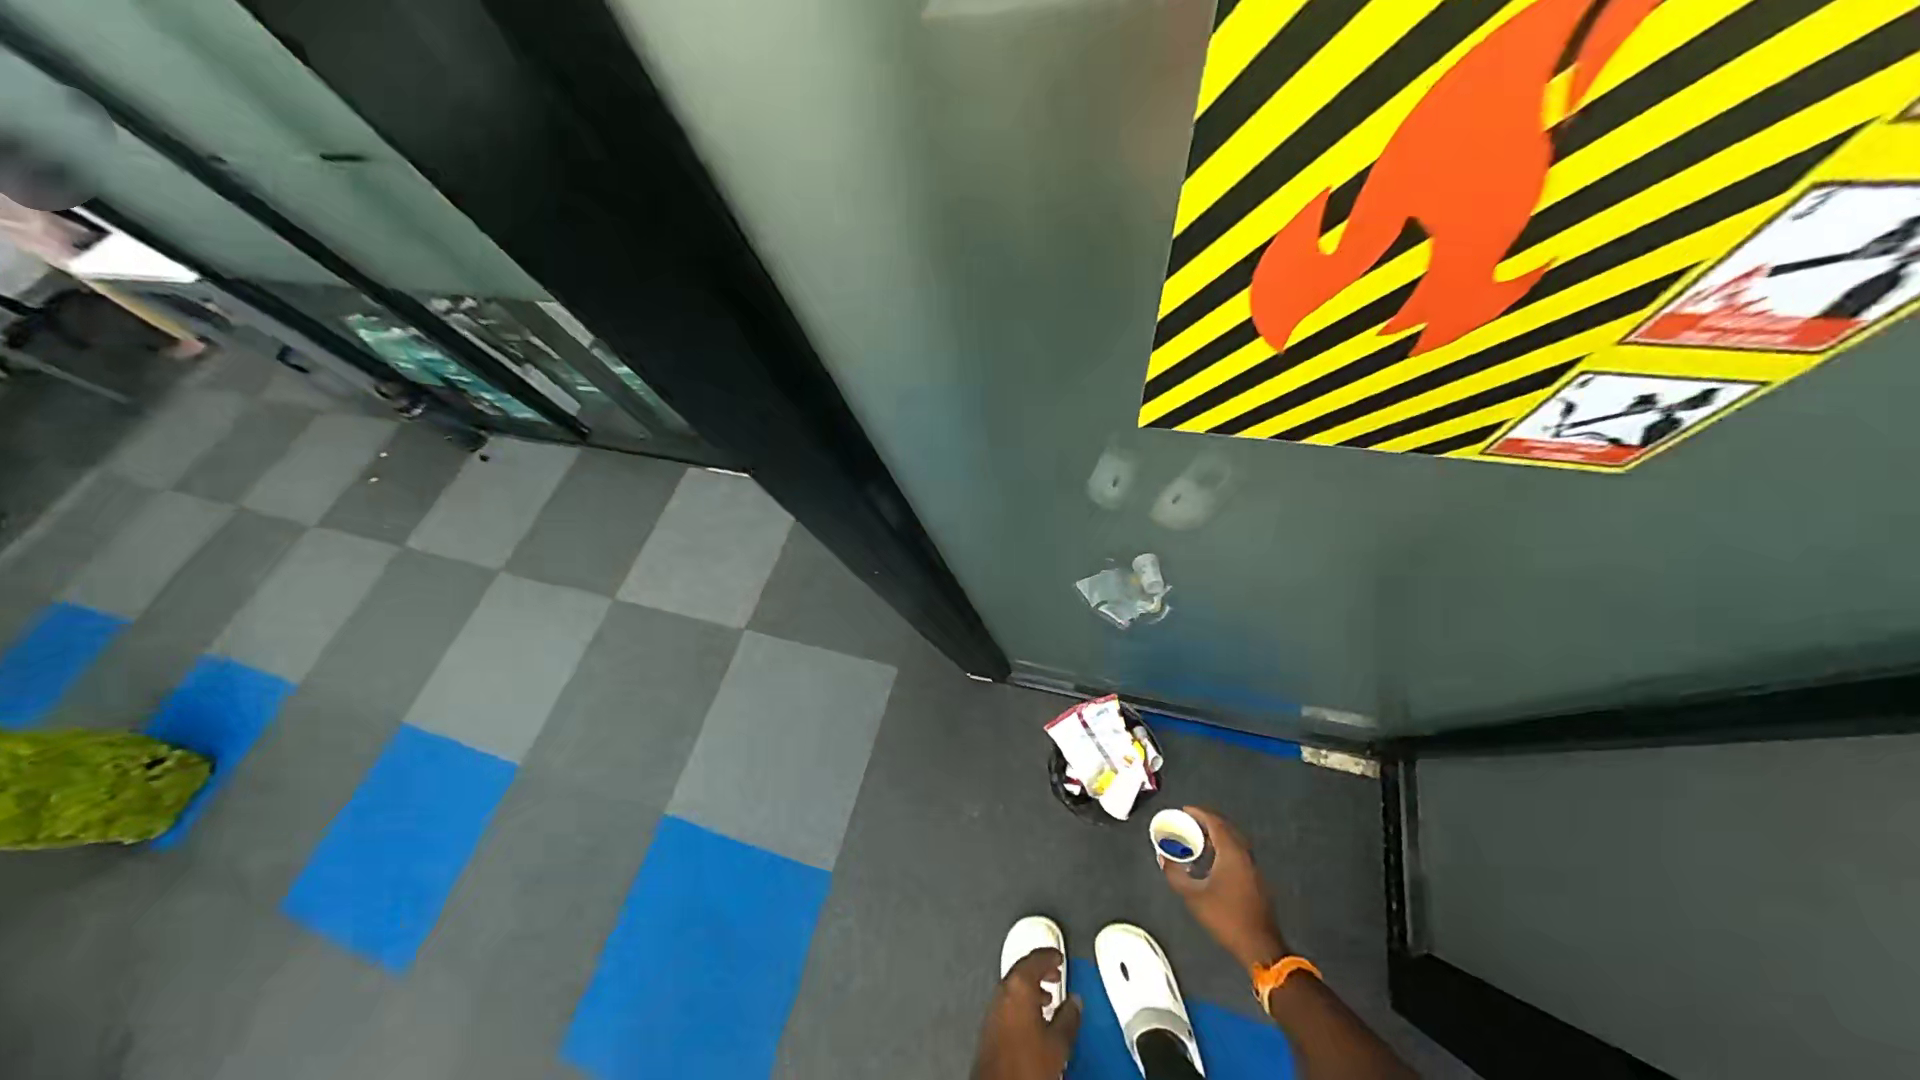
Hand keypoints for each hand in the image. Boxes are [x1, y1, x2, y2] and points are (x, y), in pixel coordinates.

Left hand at [970, 949, 1081, 1079]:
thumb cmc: (1024, 1064)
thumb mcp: (1058, 1042)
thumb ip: (1069, 1016)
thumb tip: (1075, 1003)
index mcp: (1019, 986)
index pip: (1035, 958)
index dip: (1050, 955)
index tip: (1058, 955)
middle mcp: (1003, 991)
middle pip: (1023, 969)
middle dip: (1041, 969)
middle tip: (1055, 971)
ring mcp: (994, 1007)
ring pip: (1015, 986)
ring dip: (1032, 986)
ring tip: (1048, 996)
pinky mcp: (991, 1023)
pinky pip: (1009, 1001)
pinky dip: (1022, 1000)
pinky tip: (1034, 1017)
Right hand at [1161, 806, 1288, 969]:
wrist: (1258, 945)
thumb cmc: (1224, 917)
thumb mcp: (1193, 895)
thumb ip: (1175, 873)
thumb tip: (1163, 857)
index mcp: (1232, 853)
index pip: (1216, 823)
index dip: (1199, 814)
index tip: (1184, 810)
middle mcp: (1245, 855)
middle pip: (1227, 828)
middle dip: (1208, 822)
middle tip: (1189, 822)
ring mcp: (1254, 868)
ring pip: (1234, 841)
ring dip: (1216, 836)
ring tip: (1197, 839)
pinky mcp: (1256, 880)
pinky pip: (1238, 853)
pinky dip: (1224, 848)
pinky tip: (1211, 861)